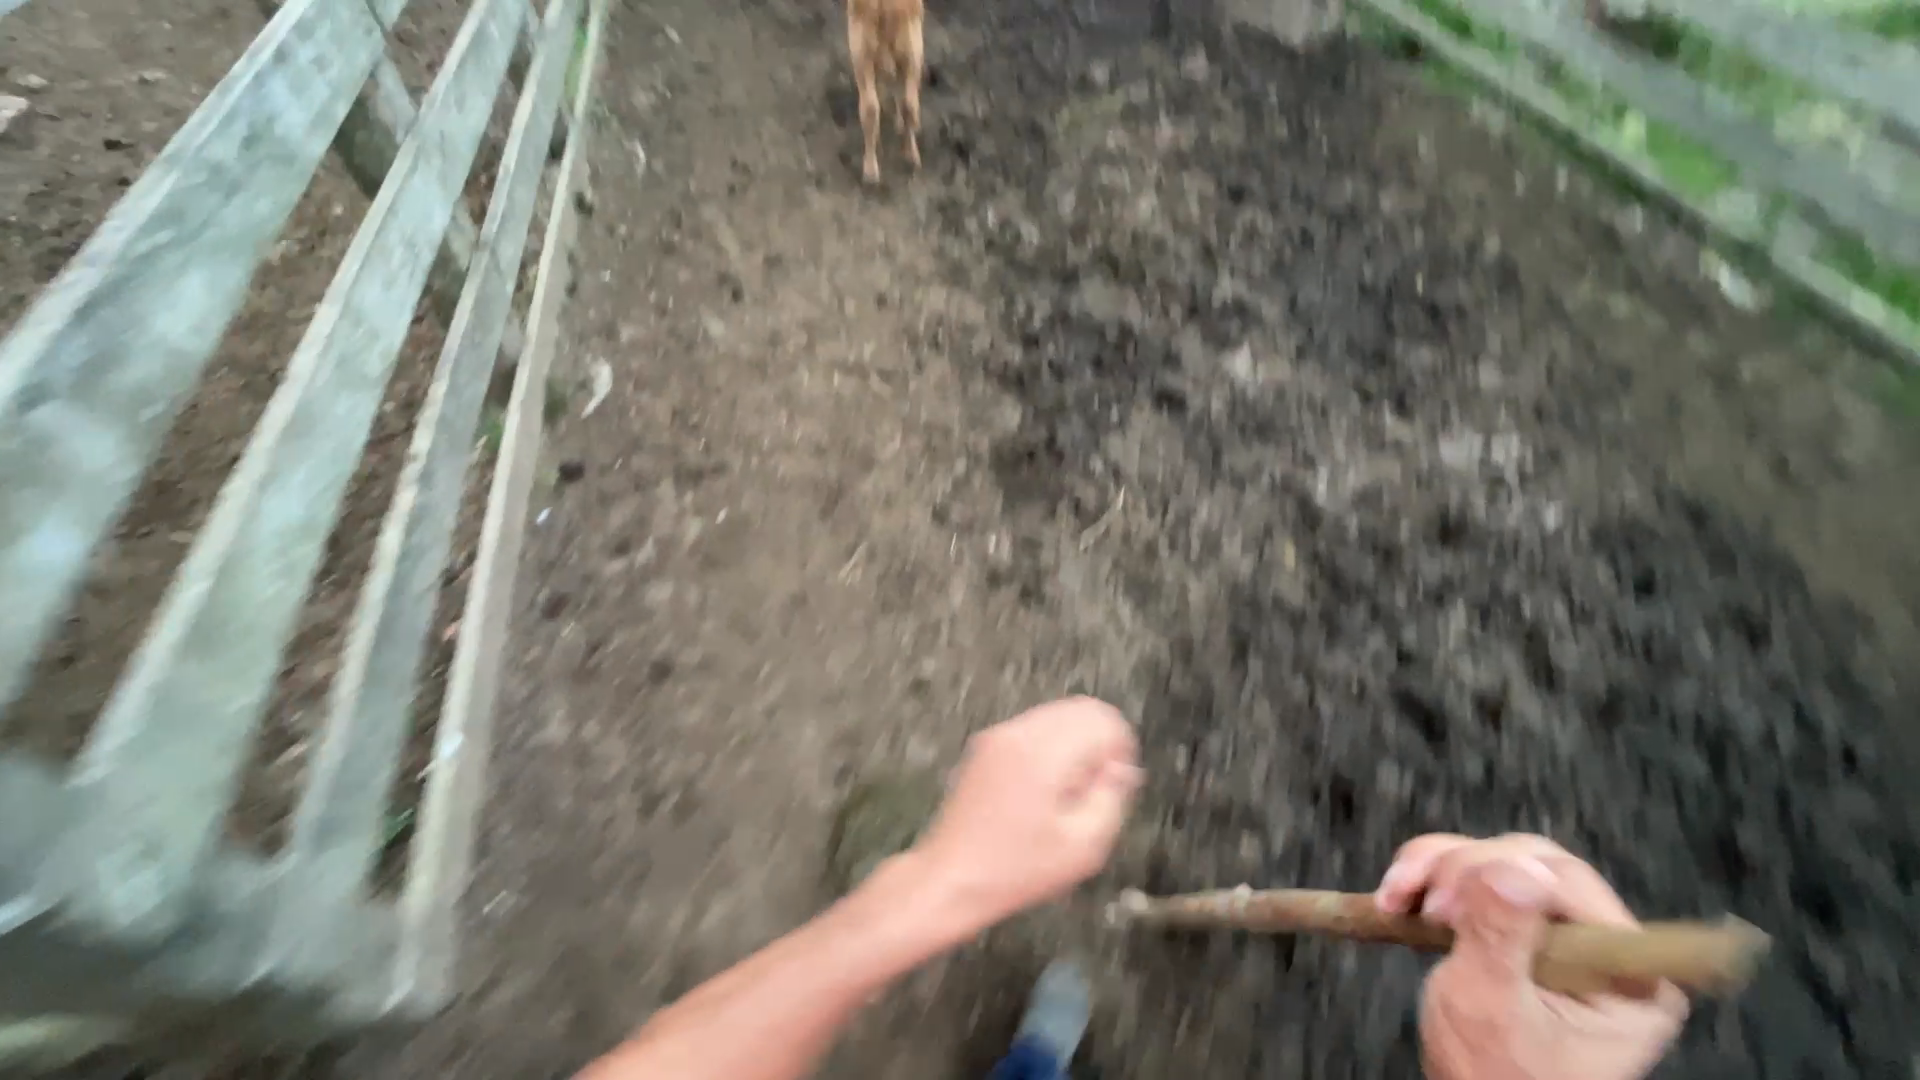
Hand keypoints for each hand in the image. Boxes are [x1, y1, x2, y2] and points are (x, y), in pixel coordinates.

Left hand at [911, 696, 1142, 931]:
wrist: (953, 877)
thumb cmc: (1017, 869)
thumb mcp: (1083, 847)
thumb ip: (1111, 798)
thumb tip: (1120, 768)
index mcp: (1043, 753)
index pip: (1102, 720)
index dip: (1119, 750)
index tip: (1113, 784)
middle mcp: (1018, 732)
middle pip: (1081, 709)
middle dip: (1099, 743)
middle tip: (1093, 789)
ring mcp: (998, 735)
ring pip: (1058, 715)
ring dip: (1075, 744)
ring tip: (1067, 792)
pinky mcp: (986, 745)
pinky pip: (1034, 727)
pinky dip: (1051, 747)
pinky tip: (1043, 790)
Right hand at [1374, 834, 1686, 1079]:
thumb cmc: (1491, 1076)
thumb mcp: (1490, 1007)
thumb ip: (1501, 935)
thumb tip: (1512, 865)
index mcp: (1626, 970)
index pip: (1564, 879)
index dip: (1495, 874)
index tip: (1438, 907)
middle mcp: (1602, 944)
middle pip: (1526, 860)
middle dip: (1458, 870)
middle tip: (1417, 906)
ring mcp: (1556, 934)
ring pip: (1491, 860)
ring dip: (1431, 869)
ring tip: (1394, 902)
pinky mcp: (1515, 930)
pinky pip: (1469, 877)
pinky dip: (1425, 877)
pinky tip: (1396, 901)